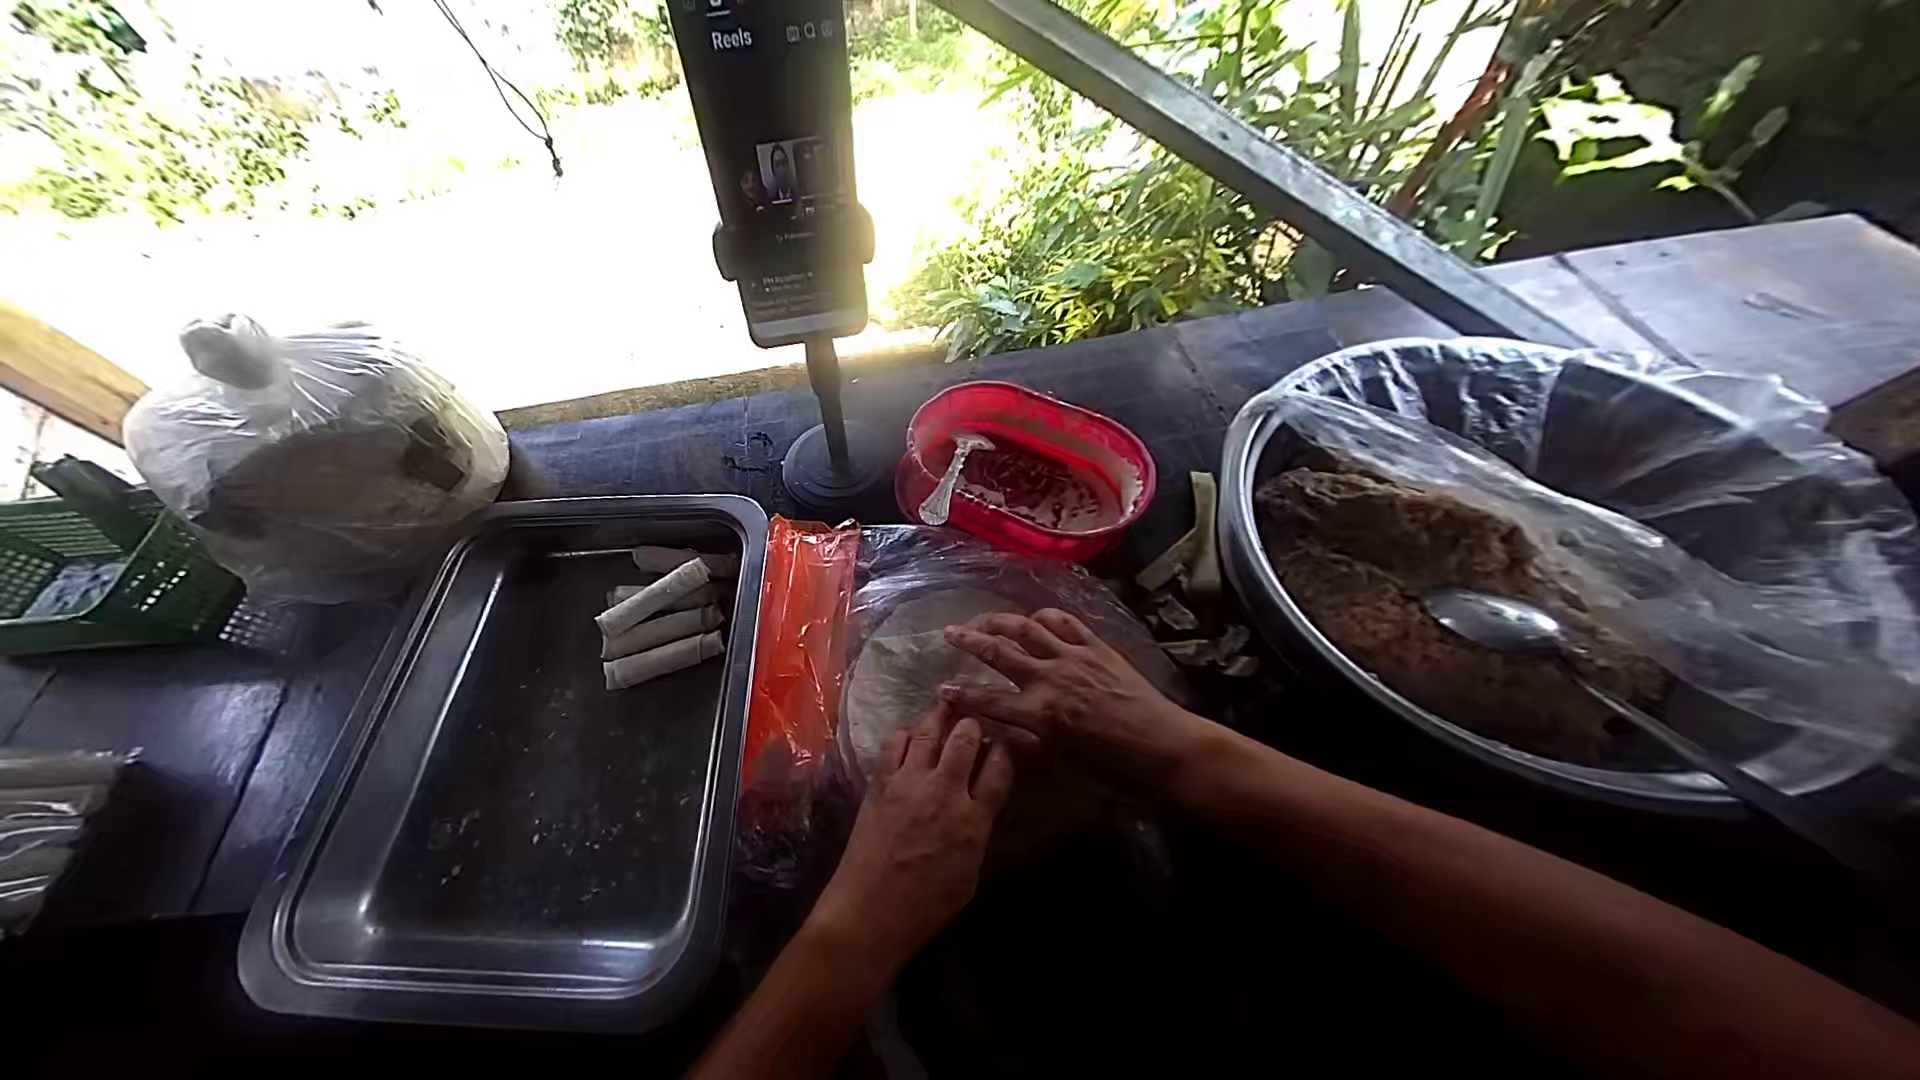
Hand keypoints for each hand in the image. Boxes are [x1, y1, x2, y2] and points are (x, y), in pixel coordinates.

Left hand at [806, 703, 1012, 977]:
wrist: (868, 914)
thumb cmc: (925, 907)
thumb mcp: (969, 874)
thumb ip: (978, 831)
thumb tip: (980, 803)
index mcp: (973, 821)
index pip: (999, 769)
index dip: (1004, 750)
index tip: (1003, 743)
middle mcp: (945, 792)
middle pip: (966, 738)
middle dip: (973, 724)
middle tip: (973, 721)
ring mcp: (910, 783)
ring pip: (931, 732)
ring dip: (942, 717)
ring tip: (948, 707)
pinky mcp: (881, 782)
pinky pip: (896, 743)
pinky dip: (908, 734)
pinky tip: (912, 736)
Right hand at [941, 608, 1210, 791]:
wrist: (1163, 747)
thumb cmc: (1112, 766)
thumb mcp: (1062, 761)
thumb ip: (1029, 739)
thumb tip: (1002, 728)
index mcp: (1039, 712)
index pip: (989, 701)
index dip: (962, 696)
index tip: (941, 690)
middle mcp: (1050, 678)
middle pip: (999, 653)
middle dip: (970, 642)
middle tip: (949, 632)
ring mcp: (1073, 657)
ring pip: (1028, 629)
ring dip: (1002, 621)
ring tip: (985, 618)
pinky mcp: (1095, 647)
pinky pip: (1065, 623)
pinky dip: (1045, 616)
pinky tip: (1034, 617)